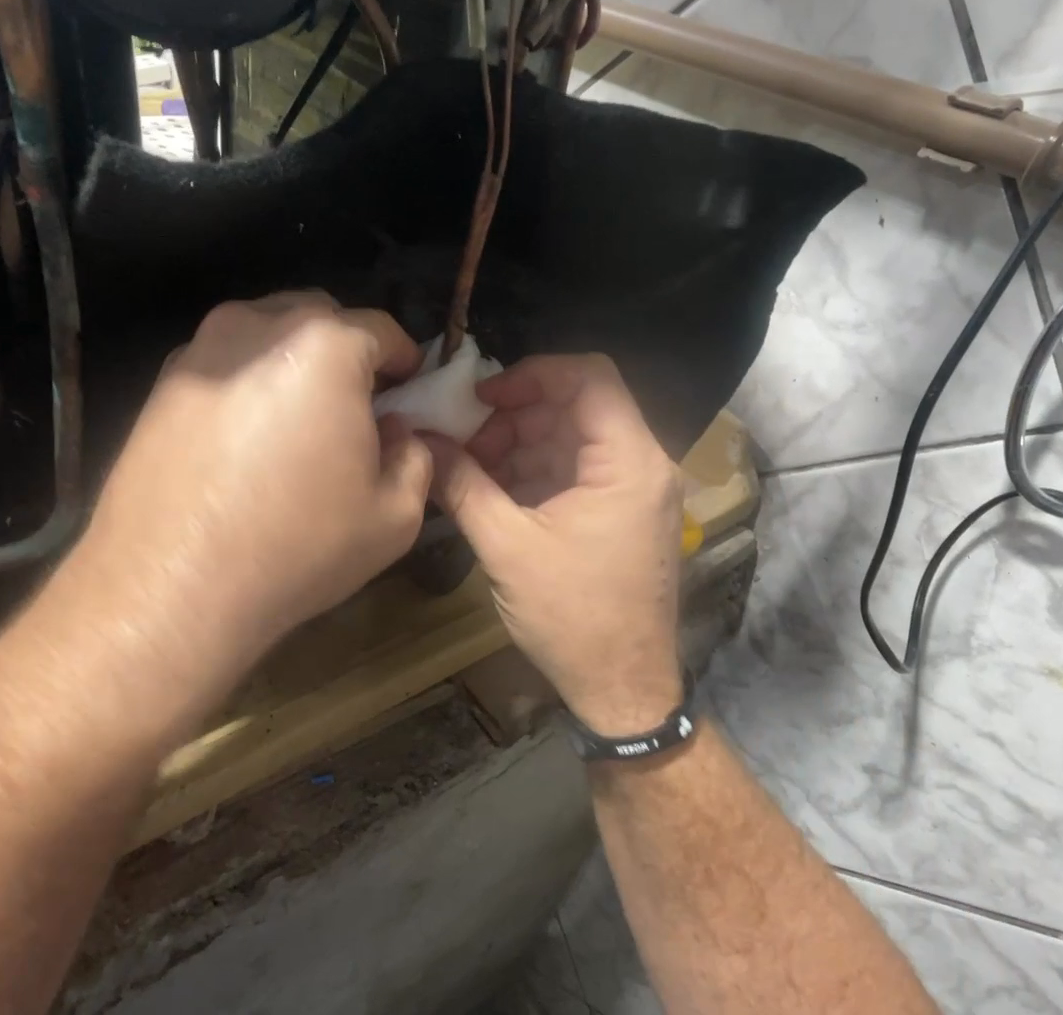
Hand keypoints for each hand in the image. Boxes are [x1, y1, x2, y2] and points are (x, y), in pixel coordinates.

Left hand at [69, 292, 434, 675]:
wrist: (170, 585)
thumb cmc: (296, 547)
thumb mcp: (395, 516)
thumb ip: (414, 456)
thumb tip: (397, 431)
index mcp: (324, 345)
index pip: (383, 330)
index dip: (405, 362)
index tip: (407, 395)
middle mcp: (258, 327)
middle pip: (320, 318)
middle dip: (347, 353)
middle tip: (354, 410)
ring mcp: (200, 351)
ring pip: (266, 335)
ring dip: (293, 365)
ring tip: (295, 426)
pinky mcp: (160, 384)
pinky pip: (223, 367)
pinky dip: (246, 385)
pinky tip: (245, 444)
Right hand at [421, 354, 684, 736]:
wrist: (620, 688)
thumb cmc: (572, 617)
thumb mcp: (507, 546)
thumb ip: (462, 484)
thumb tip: (420, 440)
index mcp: (629, 461)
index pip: (588, 376)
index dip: (530, 374)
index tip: (481, 398)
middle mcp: (642, 465)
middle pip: (575, 407)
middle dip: (515, 418)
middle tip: (464, 443)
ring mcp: (633, 493)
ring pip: (570, 441)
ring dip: (518, 447)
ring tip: (469, 472)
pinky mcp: (620, 518)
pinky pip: (574, 474)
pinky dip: (533, 475)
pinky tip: (491, 494)